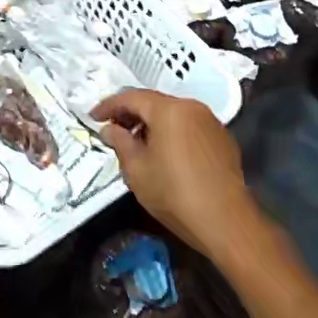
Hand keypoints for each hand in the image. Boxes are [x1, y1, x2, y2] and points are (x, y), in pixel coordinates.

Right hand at [93, 88, 256, 255]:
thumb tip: (109, 129)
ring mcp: (210, 121)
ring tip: (135, 142)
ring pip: (173, 113)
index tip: (93, 117)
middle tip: (112, 129)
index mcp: (169, 110)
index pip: (132, 97)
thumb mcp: (137, 170)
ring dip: (152, 123)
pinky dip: (171, 132)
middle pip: (154, 102)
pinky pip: (189, 126)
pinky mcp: (221, 138)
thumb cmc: (174, 193)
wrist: (225, 220)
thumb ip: (120, 142)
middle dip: (131, 113)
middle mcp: (192, 107)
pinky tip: (163, 152)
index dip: (109, 106)